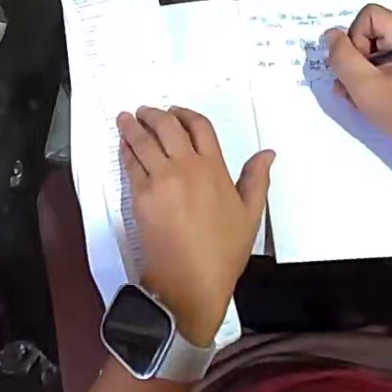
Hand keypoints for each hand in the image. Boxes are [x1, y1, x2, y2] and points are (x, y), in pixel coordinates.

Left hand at [118, 106, 272, 345]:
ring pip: (144, 141)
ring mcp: (161, 179)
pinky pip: (130, 163)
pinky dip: (125, 150)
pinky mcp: (141, 195)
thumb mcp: (250, 213)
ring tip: (125, 118)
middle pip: (167, 126)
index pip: (199, 126)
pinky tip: (123, 145)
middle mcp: (187, 167)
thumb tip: (267, 154)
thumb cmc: (222, 251)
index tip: (176, 111)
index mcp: (214, 168)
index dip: (185, 113)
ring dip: (133, 126)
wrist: (191, 280)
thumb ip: (257, 178)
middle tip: (146, 111)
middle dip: (154, 114)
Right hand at [325, 4, 391, 159]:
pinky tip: (364, 99)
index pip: (370, 15)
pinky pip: (380, 65)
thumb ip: (342, 56)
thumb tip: (331, 35)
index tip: (358, 67)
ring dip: (356, 72)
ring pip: (371, 50)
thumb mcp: (363, 85)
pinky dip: (367, 79)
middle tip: (350, 85)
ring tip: (353, 96)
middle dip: (353, 58)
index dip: (355, 37)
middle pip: (369, 32)